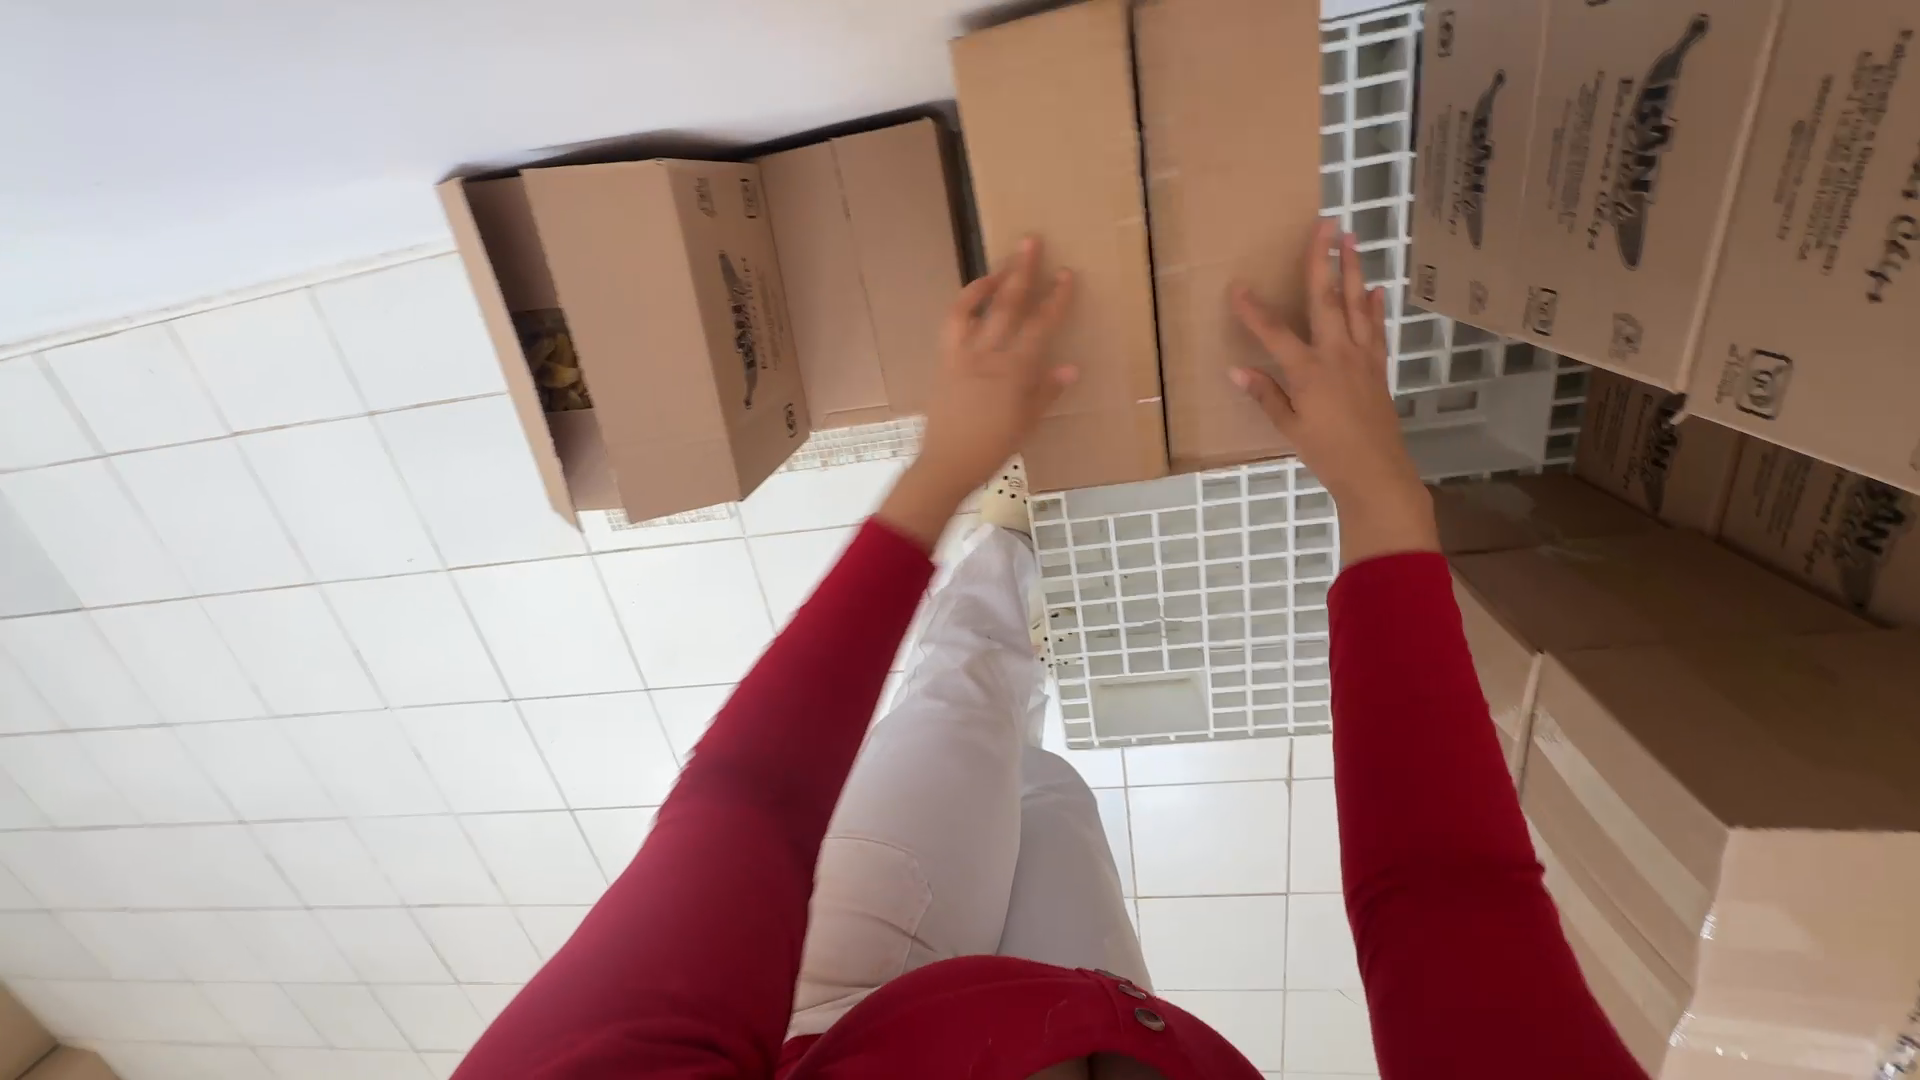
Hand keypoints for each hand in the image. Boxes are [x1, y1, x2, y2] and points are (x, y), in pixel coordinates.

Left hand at [917, 236, 1077, 495]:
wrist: (947, 463)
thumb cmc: (992, 448)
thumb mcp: (1027, 422)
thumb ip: (1046, 391)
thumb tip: (1070, 366)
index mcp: (1014, 371)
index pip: (1041, 326)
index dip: (1056, 299)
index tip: (1066, 275)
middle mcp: (988, 355)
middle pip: (1009, 304)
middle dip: (1022, 271)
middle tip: (1030, 241)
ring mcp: (963, 355)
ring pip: (977, 308)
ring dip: (990, 280)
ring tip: (1002, 264)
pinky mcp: (945, 361)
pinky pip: (953, 325)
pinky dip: (964, 305)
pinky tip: (974, 297)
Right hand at [1229, 221, 1436, 563]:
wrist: (1376, 471)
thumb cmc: (1326, 452)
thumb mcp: (1288, 427)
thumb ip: (1265, 394)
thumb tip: (1236, 370)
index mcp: (1308, 371)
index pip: (1274, 332)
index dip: (1253, 309)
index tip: (1238, 286)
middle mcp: (1336, 354)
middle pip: (1326, 299)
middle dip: (1322, 261)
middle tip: (1326, 224)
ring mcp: (1361, 357)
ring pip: (1355, 305)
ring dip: (1353, 270)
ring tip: (1352, 240)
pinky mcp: (1377, 367)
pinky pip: (1375, 329)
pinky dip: (1374, 308)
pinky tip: (1374, 291)